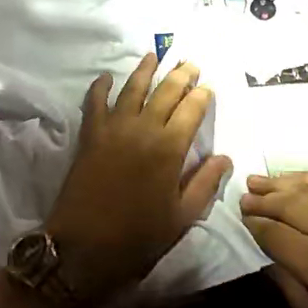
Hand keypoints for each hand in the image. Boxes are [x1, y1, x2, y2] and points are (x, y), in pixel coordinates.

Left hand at [47, 54, 230, 305]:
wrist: (82, 251)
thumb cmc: (138, 237)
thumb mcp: (182, 217)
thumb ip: (205, 183)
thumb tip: (224, 157)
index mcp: (170, 148)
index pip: (192, 109)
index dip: (202, 95)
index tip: (209, 88)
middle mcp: (143, 129)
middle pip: (165, 91)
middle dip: (180, 75)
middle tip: (189, 63)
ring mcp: (113, 129)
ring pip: (133, 89)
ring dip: (145, 70)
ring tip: (154, 55)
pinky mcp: (90, 137)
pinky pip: (95, 103)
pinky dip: (100, 87)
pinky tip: (106, 77)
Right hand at [241, 172, 307, 307]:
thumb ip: (289, 285)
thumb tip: (265, 254)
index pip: (279, 235)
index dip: (256, 226)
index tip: (238, 218)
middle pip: (295, 205)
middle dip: (265, 200)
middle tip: (242, 197)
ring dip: (284, 184)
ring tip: (258, 180)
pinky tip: (295, 181)